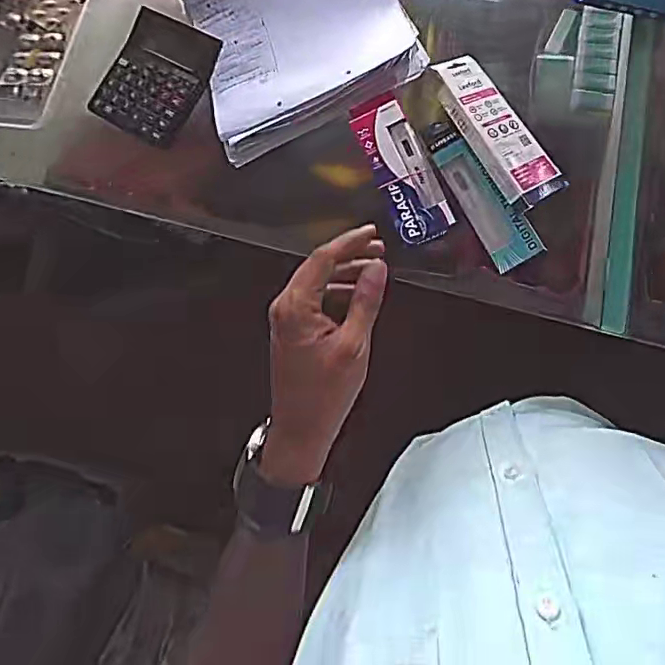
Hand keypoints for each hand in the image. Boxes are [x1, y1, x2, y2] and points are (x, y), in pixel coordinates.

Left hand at [262, 224, 387, 486]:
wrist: (301, 431)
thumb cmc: (322, 396)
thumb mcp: (354, 345)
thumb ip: (366, 301)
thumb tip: (376, 270)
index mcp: (295, 308)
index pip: (323, 259)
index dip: (350, 242)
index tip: (371, 233)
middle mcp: (286, 308)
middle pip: (319, 266)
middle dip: (351, 255)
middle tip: (378, 249)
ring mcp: (288, 318)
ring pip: (319, 280)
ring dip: (347, 272)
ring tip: (374, 270)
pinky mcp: (294, 328)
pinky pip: (318, 297)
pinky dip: (339, 290)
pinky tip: (360, 294)